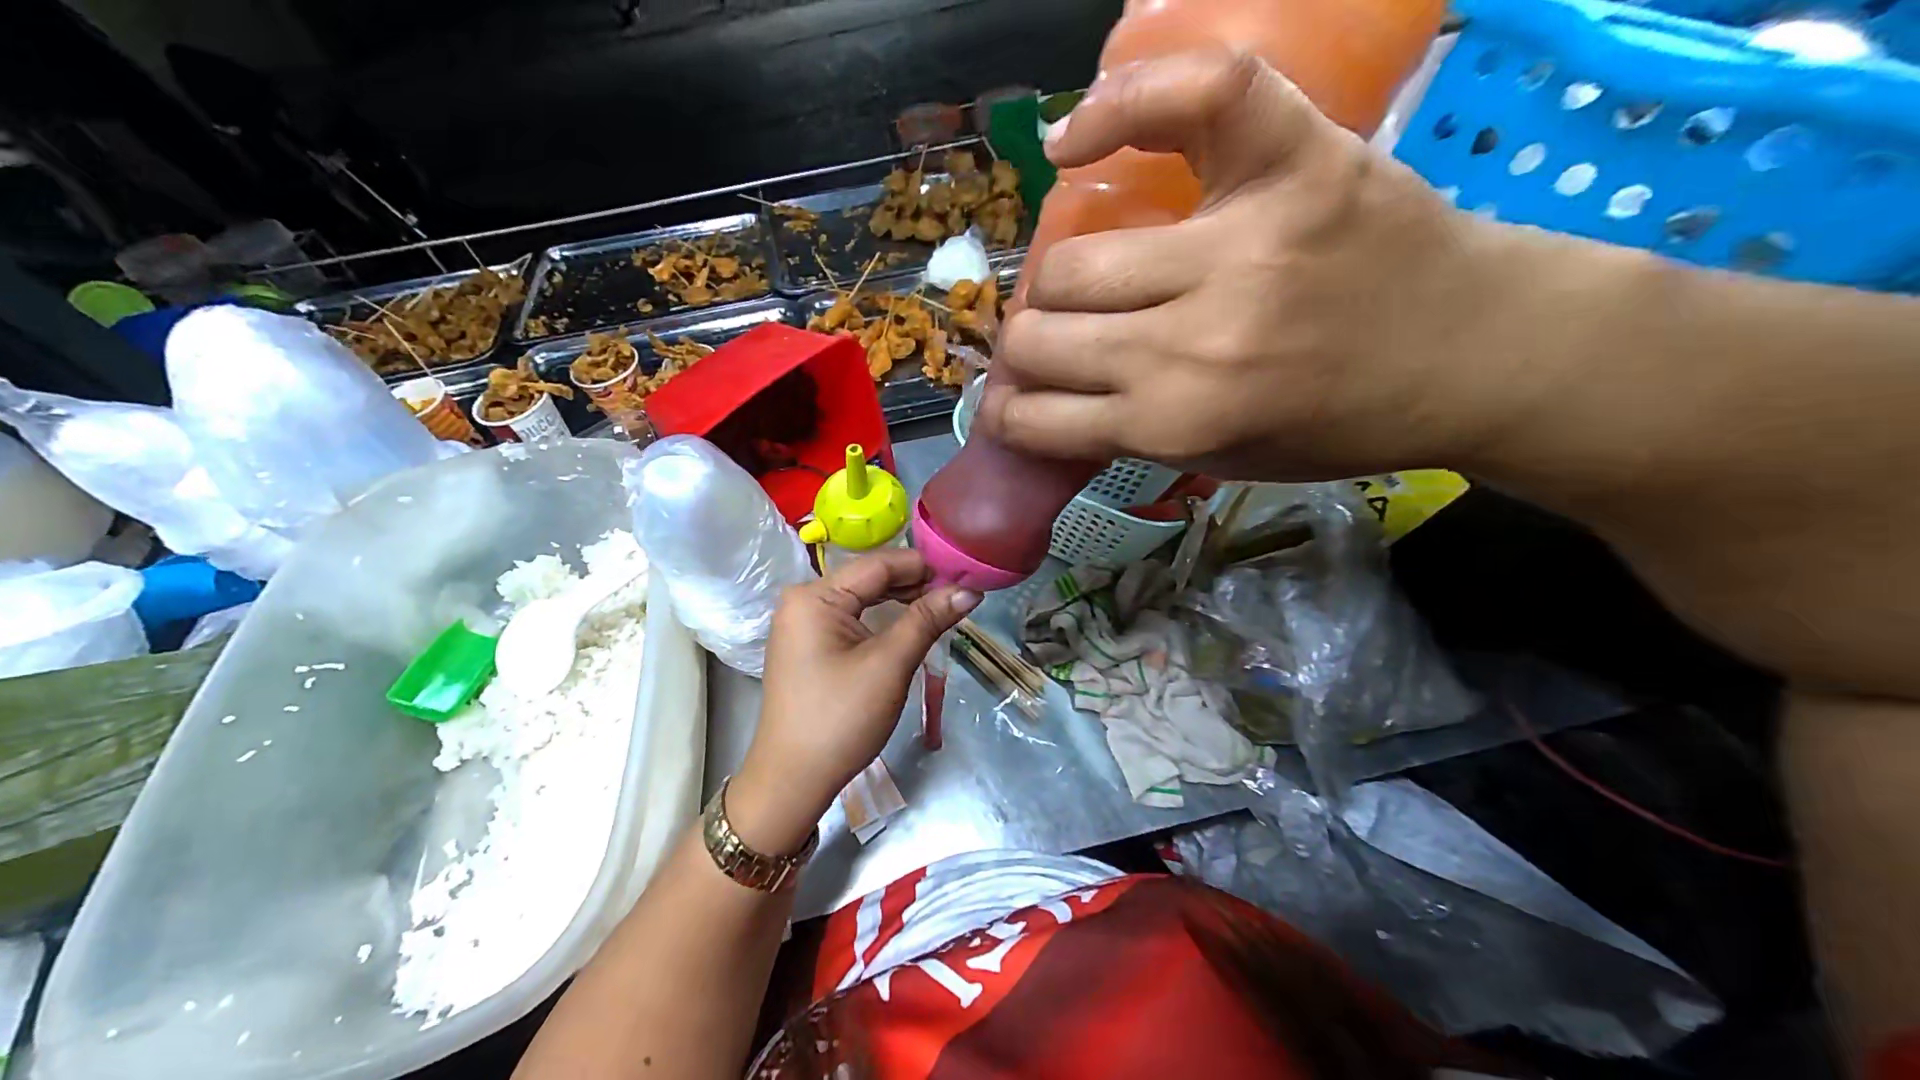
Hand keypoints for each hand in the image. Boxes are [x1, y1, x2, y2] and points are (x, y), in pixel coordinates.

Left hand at [727, 549, 979, 853]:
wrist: (793, 780)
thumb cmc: (841, 718)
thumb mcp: (889, 665)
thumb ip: (928, 620)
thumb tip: (969, 590)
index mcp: (814, 596)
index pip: (878, 564)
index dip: (923, 567)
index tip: (964, 576)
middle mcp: (802, 600)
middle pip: (868, 578)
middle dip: (914, 585)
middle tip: (958, 596)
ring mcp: (801, 624)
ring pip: (861, 599)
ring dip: (900, 602)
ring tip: (940, 610)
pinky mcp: (807, 646)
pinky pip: (850, 619)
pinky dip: (881, 620)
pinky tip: (908, 626)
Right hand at [979, 48, 1561, 481]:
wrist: (1475, 353)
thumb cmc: (1341, 423)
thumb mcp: (1221, 462)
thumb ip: (1128, 436)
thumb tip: (1041, 398)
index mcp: (1181, 424)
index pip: (1038, 417)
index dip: (1010, 414)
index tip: (1013, 403)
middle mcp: (1196, 342)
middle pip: (1040, 333)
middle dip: (1026, 349)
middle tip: (1049, 341)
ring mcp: (1246, 242)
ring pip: (1072, 257)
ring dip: (1053, 278)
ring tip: (1076, 280)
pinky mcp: (1298, 160)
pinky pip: (1189, 98)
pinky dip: (1118, 107)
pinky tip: (1075, 142)